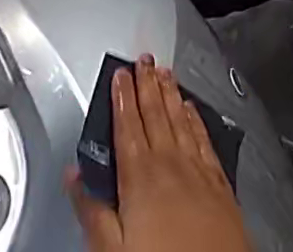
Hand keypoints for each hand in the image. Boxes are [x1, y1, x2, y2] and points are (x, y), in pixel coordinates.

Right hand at [67, 55, 250, 251]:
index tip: (120, 74)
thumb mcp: (111, 249)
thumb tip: (73, 176)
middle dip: (147, 83)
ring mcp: (197, 169)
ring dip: (170, 92)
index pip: (127, 125)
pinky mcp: (218, 181)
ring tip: (165, 71)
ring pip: (180, 118)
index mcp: (140, 176)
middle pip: (155, 113)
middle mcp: (170, 164)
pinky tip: (192, 107)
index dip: (122, 96)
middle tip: (143, 60)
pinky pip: (203, 137)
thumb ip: (91, 209)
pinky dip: (195, 118)